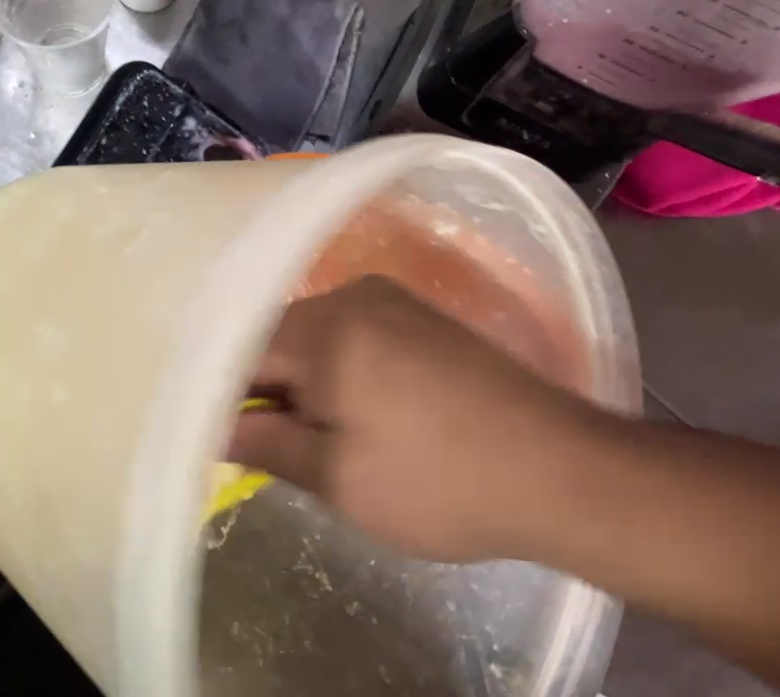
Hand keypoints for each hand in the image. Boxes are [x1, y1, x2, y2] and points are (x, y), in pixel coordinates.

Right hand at [228, 276, 605, 562]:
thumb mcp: (339, 479)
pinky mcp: (421, 315)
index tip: (224, 438)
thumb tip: (215, 426)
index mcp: (325, 329)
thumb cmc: (440, 483)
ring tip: (328, 440)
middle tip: (280, 450)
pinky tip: (365, 415)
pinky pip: (352, 334)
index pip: (240, 351)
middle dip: (269, 391)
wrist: (564, 471)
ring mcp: (392, 300)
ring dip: (305, 383)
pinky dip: (340, 371)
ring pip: (315, 336)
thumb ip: (265, 443)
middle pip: (277, 338)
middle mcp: (353, 296)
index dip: (225, 397)